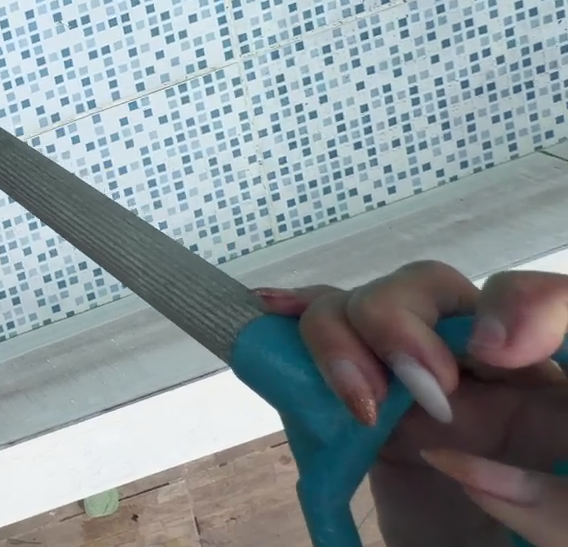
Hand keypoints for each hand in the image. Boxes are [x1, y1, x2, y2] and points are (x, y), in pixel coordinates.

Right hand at [262, 265, 567, 545]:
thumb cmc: (526, 543)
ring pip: (360, 303)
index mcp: (555, 380)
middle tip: (418, 389)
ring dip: (340, 337)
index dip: (518, 305)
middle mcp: (485, 358)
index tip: (496, 356)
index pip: (549, 302)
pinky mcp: (362, 378)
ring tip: (356, 402)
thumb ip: (547, 503)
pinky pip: (319, 319)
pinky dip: (292, 309)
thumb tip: (449, 457)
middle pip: (431, 287)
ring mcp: (414, 365)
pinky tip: (270, 308)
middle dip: (400, 322)